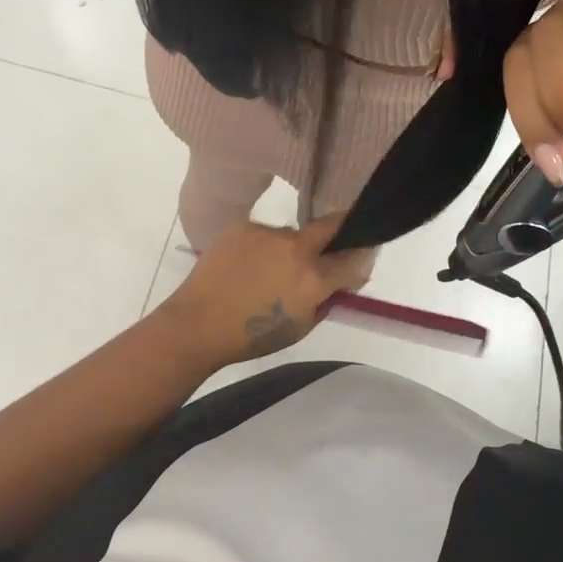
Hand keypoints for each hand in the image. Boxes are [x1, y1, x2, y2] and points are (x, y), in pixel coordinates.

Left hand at [155, 214, 372, 368]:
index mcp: (312, 278)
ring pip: (292, 234)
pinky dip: (265, 248)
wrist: (198, 323)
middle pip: (331, 225)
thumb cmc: (252, 336)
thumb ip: (324, 299)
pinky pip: (264, 234)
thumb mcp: (300, 327)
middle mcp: (294, 247)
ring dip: (293, 247)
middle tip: (340, 238)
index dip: (363, 255)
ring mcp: (266, 232)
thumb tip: (340, 280)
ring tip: (271, 270)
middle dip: (342, 229)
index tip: (363, 254)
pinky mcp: (243, 226)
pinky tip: (248, 267)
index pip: (353, 257)